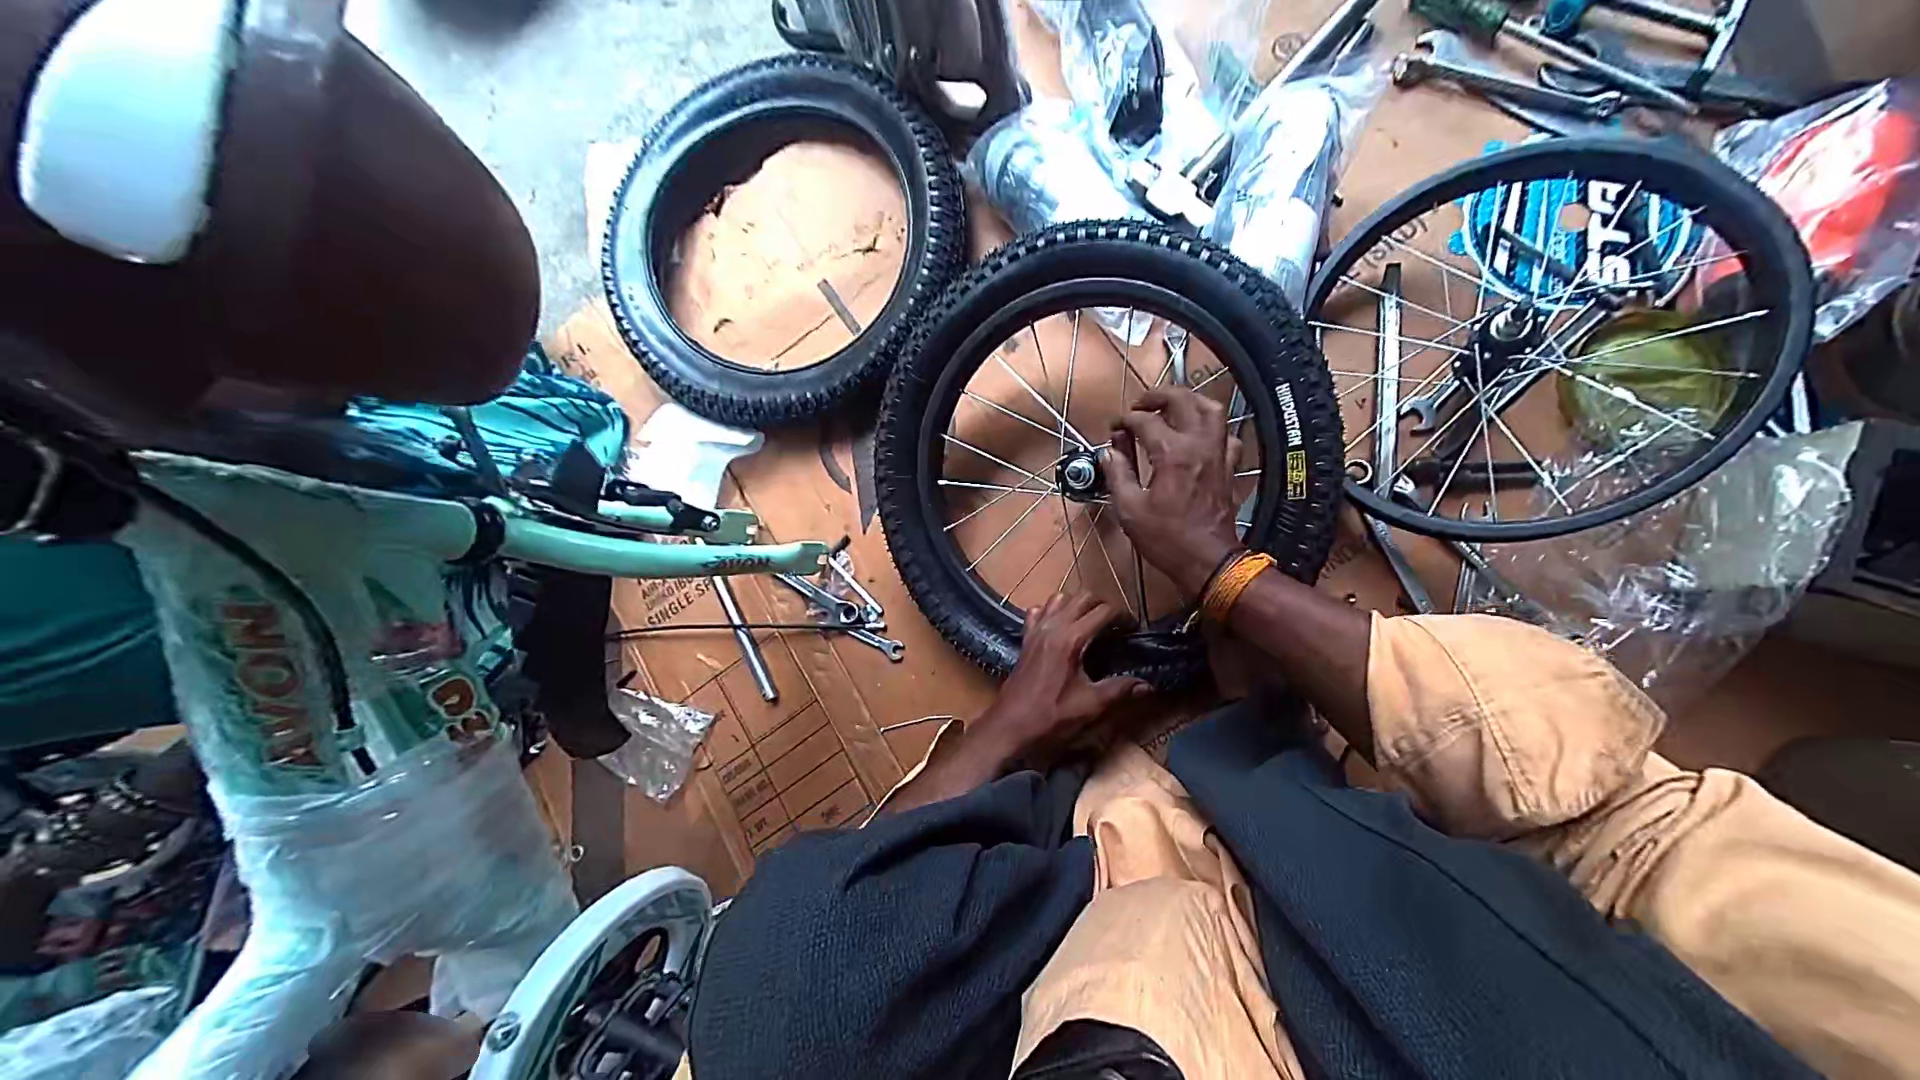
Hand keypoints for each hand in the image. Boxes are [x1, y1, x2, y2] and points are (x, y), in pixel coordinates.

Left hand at [973, 592, 1151, 761]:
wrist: (1010, 725)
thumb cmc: (1050, 716)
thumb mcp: (1089, 704)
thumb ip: (1119, 690)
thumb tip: (1147, 686)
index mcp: (1070, 639)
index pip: (1103, 612)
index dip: (1123, 617)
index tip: (1133, 630)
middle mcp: (1052, 627)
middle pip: (1082, 597)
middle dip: (1103, 606)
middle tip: (1116, 625)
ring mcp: (1036, 630)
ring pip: (1059, 599)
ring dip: (1077, 605)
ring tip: (1091, 623)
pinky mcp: (1026, 639)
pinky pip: (1038, 612)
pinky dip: (1052, 612)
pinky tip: (1060, 628)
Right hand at [1102, 386, 1243, 599]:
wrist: (1207, 561)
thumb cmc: (1167, 539)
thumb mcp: (1129, 509)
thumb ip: (1117, 474)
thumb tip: (1109, 454)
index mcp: (1172, 454)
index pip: (1145, 421)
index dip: (1124, 421)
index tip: (1114, 429)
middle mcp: (1199, 446)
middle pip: (1182, 401)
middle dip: (1157, 397)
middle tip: (1140, 405)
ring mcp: (1218, 454)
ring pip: (1211, 409)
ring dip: (1189, 402)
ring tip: (1171, 407)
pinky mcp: (1228, 467)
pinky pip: (1226, 435)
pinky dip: (1211, 428)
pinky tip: (1198, 435)